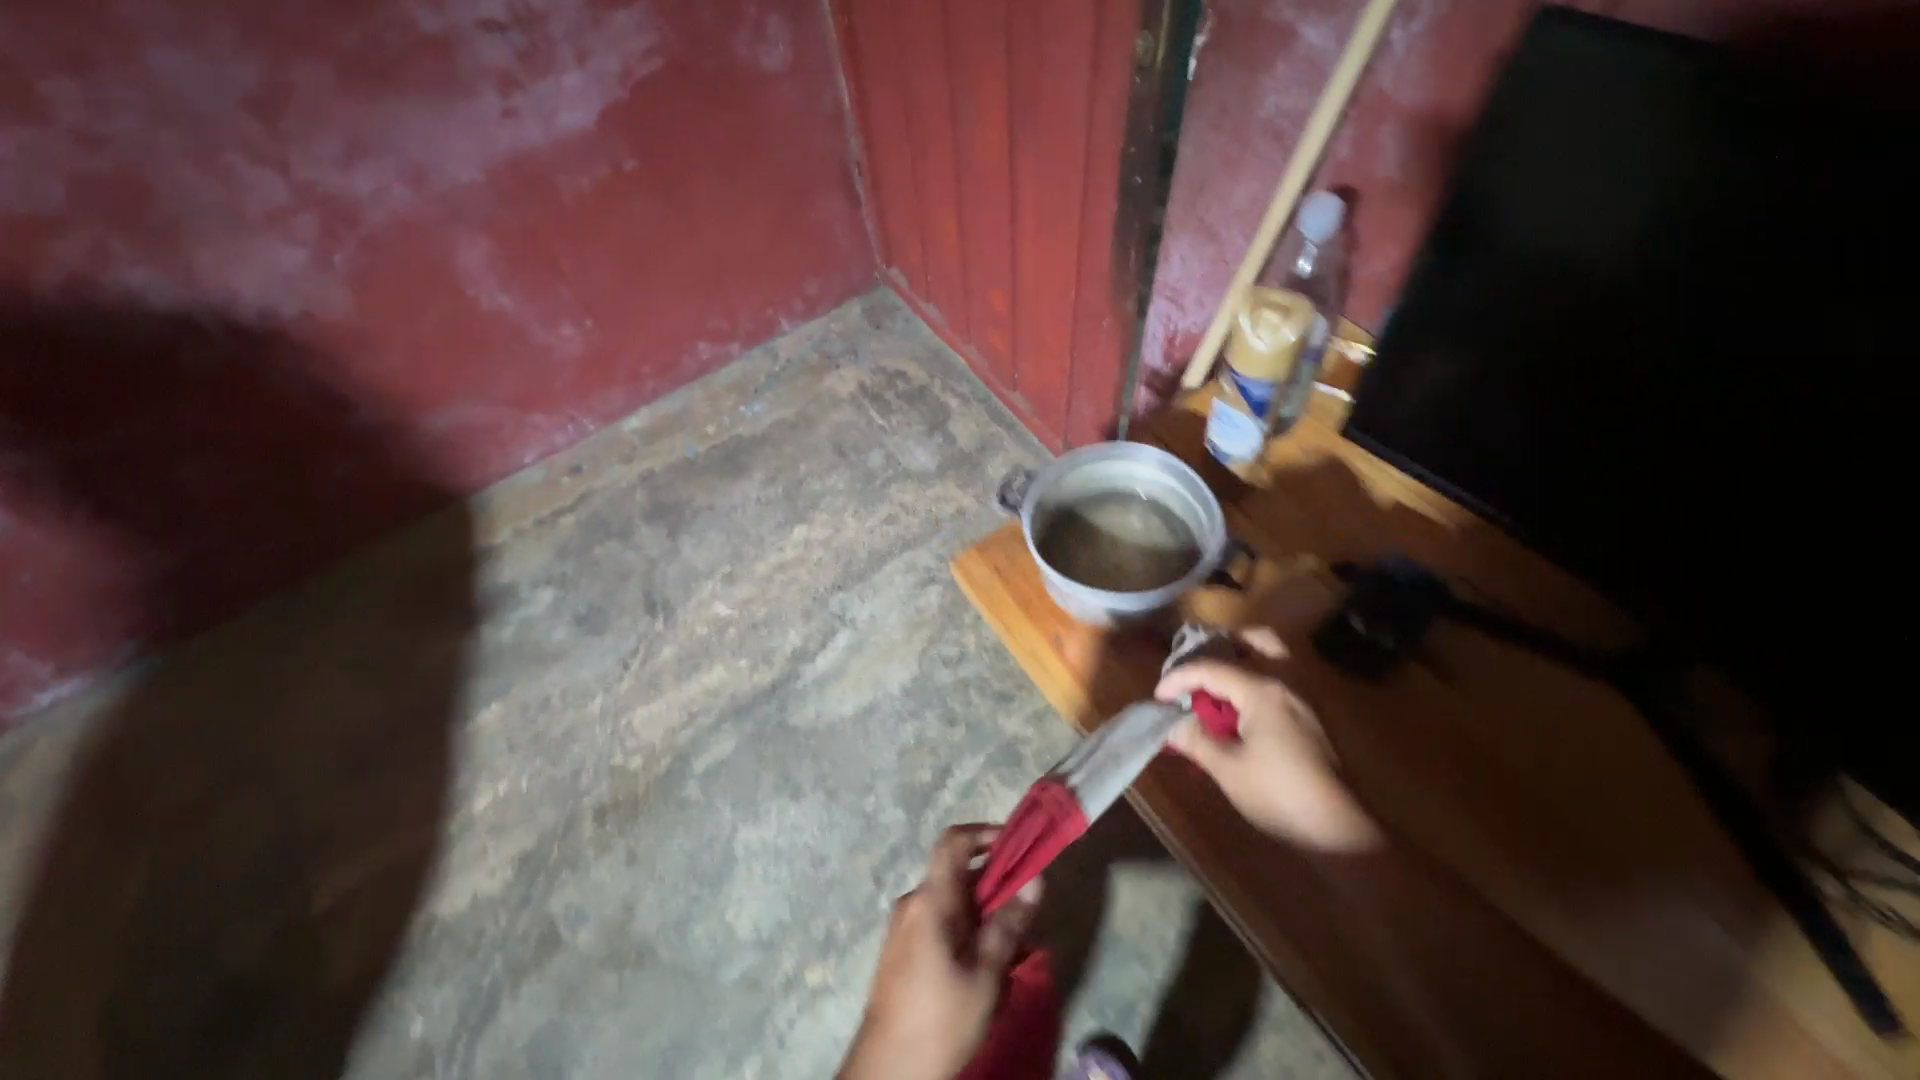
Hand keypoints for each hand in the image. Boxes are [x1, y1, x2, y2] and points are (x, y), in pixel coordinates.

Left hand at [838, 825, 1042, 1079]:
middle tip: (1026, 910)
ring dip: (981, 912)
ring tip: (1011, 946)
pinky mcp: (900, 952)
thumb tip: (1034, 880)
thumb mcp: (985, 974)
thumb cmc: (941, 1020)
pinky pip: (937, 923)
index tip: (1014, 845)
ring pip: (949, 903)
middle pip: (956, 874)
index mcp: (929, 901)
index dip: (983, 833)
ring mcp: (902, 929)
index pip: (952, 842)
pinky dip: (964, 929)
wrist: (887, 1071)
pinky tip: (983, 965)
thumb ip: (1008, 924)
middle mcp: (911, 905)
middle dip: (993, 884)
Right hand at [1156, 639, 1382, 852]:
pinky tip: (1242, 709)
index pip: (1211, 668)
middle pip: (1256, 641)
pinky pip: (1283, 680)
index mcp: (1263, 691)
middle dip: (1221, 646)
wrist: (1338, 828)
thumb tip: (1172, 725)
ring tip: (1219, 683)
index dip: (1179, 678)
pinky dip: (1259, 680)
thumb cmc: (1279, 794)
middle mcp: (1288, 682)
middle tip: (1197, 669)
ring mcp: (1306, 698)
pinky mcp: (1314, 717)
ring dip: (1245, 659)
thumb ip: (1196, 740)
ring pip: (1276, 657)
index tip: (1158, 697)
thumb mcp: (1228, 770)